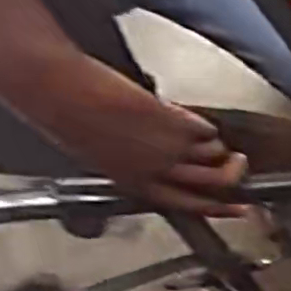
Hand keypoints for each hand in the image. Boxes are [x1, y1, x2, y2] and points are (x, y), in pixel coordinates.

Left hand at [9, 53, 247, 216]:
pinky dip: (196, 120)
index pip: (190, 204)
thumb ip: (137, 166)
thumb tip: (173, 169)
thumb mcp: (97, 152)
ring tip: (196, 130)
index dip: (221, 209)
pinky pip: (205, 128)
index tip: (242, 208)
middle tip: (238, 162)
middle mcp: (157, 169)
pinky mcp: (179, 125)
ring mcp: (171, 147)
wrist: (49, 81)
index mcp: (132, 179)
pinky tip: (174, 112)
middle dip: (235, 171)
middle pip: (219, 181)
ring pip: (216, 153)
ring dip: (213, 142)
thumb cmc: (58, 111)